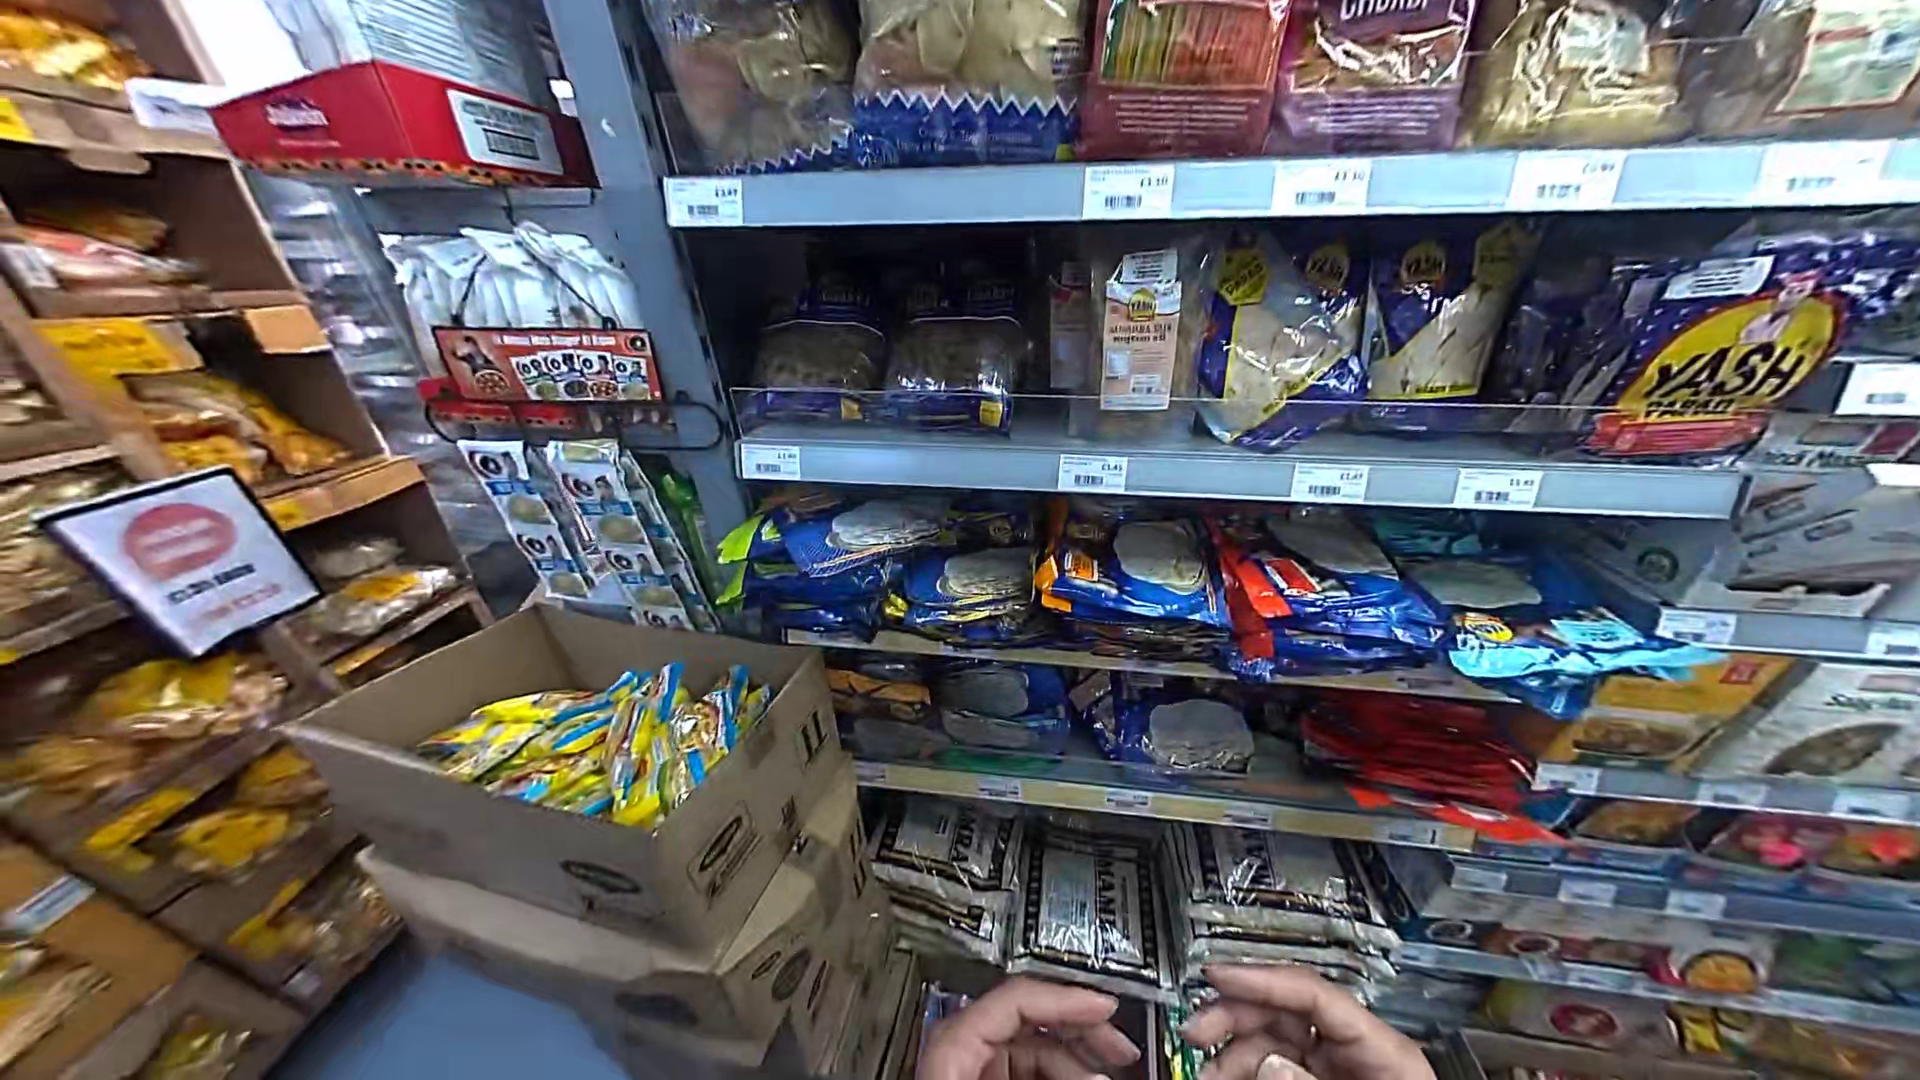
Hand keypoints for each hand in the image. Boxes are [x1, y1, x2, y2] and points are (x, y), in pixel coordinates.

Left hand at [918, 976, 1142, 1079]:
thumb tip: (1098, 1077)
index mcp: (953, 1048)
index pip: (1015, 1000)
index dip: (1064, 998)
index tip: (1103, 1005)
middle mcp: (959, 1052)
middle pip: (1027, 1022)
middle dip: (1077, 1031)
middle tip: (1118, 1042)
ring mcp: (970, 1074)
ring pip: (1031, 1051)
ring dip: (1074, 1064)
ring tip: (1107, 1077)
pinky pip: (1024, 1075)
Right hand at [1180, 965, 1434, 1079]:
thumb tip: (1266, 1064)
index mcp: (1379, 1049)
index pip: (1310, 993)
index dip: (1258, 978)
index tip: (1213, 977)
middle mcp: (1352, 1049)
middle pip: (1281, 1011)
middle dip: (1234, 1018)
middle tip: (1193, 1032)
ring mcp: (1333, 1070)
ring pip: (1268, 1041)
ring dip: (1231, 1054)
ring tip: (1202, 1074)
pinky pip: (1271, 1068)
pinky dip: (1243, 1071)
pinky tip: (1219, 1078)